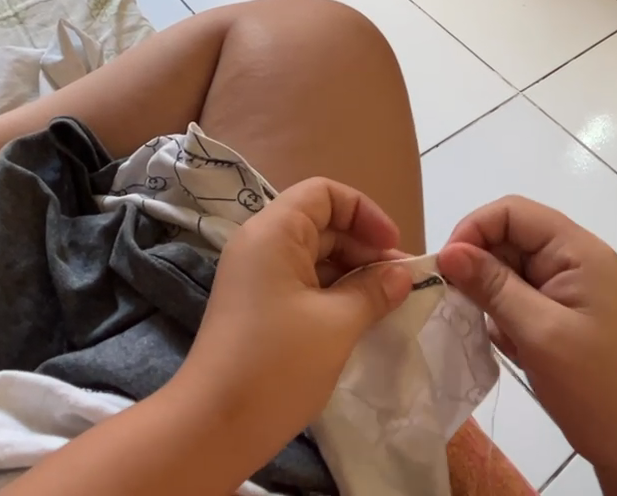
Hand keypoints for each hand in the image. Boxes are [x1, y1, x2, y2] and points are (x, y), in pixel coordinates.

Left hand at [175, 178, 413, 451]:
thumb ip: (373, 291)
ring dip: (351, 271)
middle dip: (364, 246)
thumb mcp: (336, 324)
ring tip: (388, 302)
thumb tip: (402, 273)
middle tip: (402, 283)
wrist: (214, 424)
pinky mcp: (256, 303)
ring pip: (313, 253)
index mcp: (273, 231)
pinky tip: (360, 317)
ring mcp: (255, 274)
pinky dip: (332, 290)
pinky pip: (301, 280)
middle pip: (320, 222)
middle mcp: (260, 242)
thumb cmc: (277, 364)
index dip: (363, 212)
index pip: (324, 193)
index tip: (393, 247)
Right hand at [437, 197, 616, 492]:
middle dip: (480, 266)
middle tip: (460, 304)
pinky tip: (512, 348)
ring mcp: (576, 292)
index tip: (446, 268)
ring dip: (493, 296)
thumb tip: (447, 252)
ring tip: (495, 334)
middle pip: (511, 238)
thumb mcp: (539, 334)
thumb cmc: (600, 391)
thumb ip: (492, 286)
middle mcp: (577, 261)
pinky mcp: (571, 320)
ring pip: (513, 271)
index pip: (512, 212)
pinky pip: (524, 299)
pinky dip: (508, 317)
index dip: (474, 229)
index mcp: (578, 251)